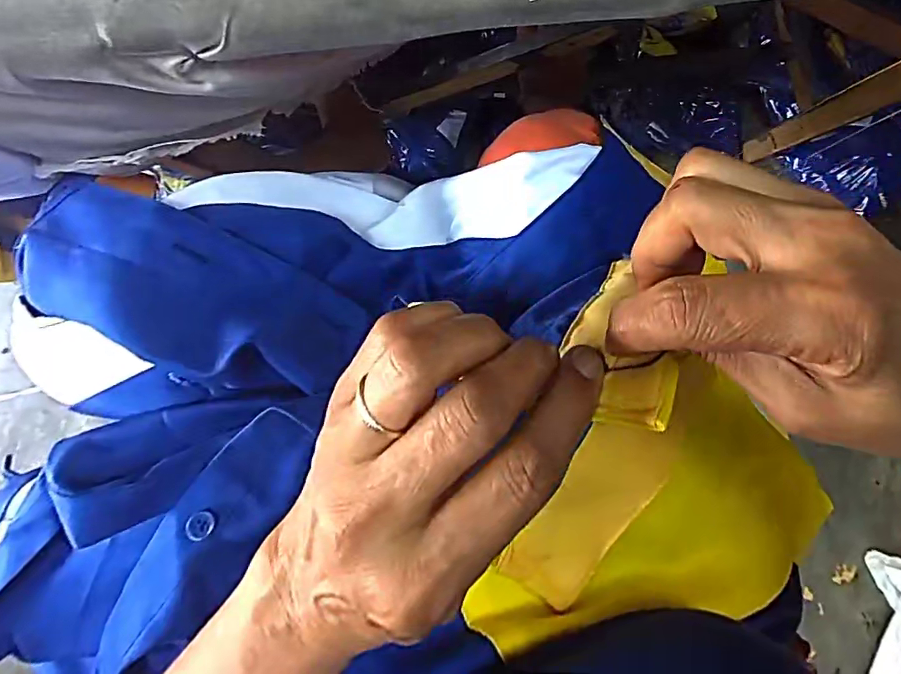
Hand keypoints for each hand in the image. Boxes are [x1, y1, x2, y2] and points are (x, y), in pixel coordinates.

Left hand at [179, 304, 604, 673]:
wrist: (312, 581)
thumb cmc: (417, 567)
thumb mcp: (478, 557)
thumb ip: (525, 476)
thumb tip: (577, 374)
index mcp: (429, 570)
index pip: (521, 473)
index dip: (568, 405)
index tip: (587, 368)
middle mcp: (376, 514)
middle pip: (474, 410)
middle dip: (528, 364)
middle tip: (542, 359)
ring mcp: (341, 453)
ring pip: (417, 361)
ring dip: (480, 336)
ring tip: (495, 346)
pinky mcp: (328, 404)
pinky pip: (389, 334)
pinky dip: (441, 319)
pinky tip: (457, 338)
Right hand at [606, 150, 900, 474]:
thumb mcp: (806, 412)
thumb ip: (729, 357)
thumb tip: (665, 322)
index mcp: (822, 309)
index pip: (696, 298)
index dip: (638, 318)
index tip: (616, 338)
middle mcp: (816, 237)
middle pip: (692, 196)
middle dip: (649, 247)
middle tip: (655, 298)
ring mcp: (821, 207)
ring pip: (711, 169)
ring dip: (677, 219)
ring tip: (684, 273)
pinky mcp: (823, 200)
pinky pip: (741, 179)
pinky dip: (709, 211)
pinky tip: (721, 258)